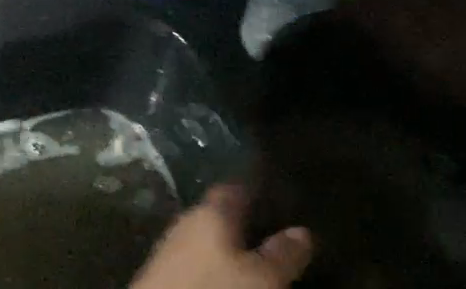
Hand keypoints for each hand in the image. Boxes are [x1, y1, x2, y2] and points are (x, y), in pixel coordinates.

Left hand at [132, 185, 312, 288]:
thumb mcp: (261, 279)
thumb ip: (283, 254)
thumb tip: (303, 231)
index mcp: (212, 211)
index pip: (239, 185)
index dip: (260, 189)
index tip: (282, 196)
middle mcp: (189, 219)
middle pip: (223, 213)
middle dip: (247, 222)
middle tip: (276, 234)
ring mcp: (172, 246)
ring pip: (209, 239)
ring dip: (230, 248)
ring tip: (256, 263)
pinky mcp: (163, 274)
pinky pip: (198, 260)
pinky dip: (214, 265)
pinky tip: (228, 279)